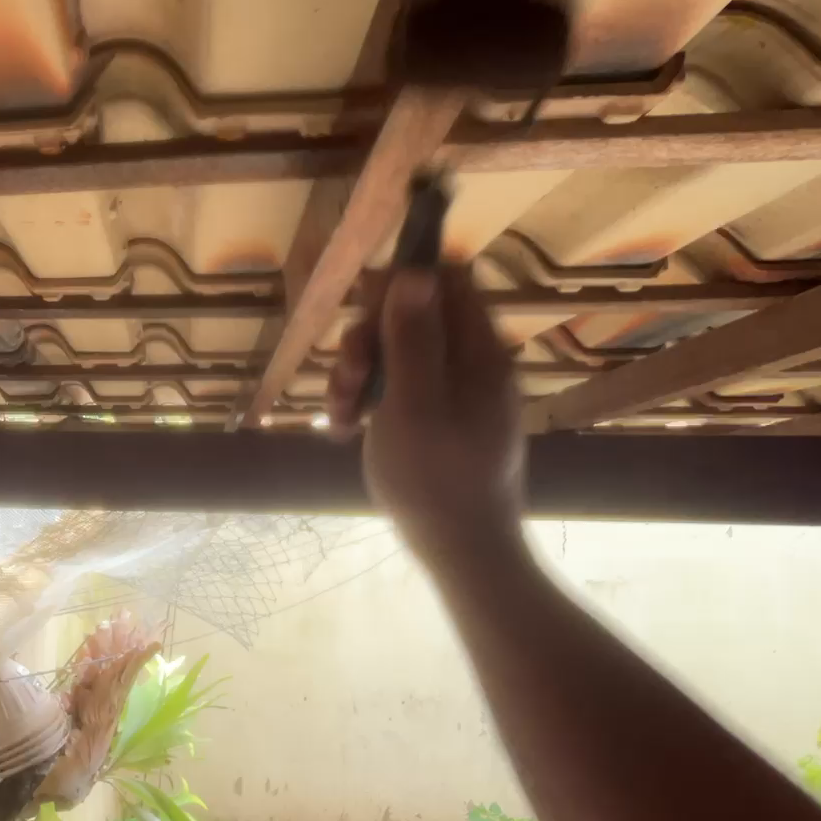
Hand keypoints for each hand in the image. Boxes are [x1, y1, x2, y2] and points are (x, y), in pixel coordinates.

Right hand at [325, 264, 524, 559]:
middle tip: (351, 378)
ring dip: (357, 372)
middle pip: (410, 313)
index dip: (402, 282)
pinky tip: (348, 428)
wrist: (459, 550)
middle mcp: (467, 361)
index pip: (447, 279)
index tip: (364, 309)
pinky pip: (394, 383)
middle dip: (368, 338)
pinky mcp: (432, 412)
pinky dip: (366, 398)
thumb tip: (415, 271)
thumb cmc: (435, 479)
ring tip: (343, 413)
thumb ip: (413, 338)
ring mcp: (450, 387)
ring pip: (393, 349)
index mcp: (477, 351)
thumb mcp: (414, 405)